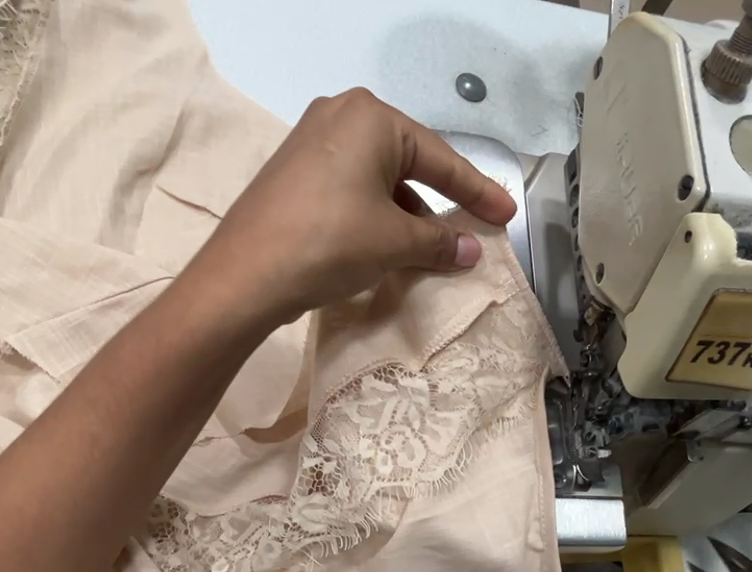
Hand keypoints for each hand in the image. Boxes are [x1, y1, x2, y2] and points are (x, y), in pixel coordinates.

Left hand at [184, 88, 517, 326]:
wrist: (245, 275)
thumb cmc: (329, 244)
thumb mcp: (394, 243)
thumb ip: (440, 243)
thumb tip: (473, 251)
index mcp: (371, 118)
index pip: (440, 159)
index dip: (477, 192)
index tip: (505, 215)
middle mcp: (340, 116)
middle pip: (409, 163)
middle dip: (440, 202)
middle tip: (472, 229)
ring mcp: (311, 142)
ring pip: (378, 179)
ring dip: (407, 215)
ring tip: (428, 249)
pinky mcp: (294, 173)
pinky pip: (351, 189)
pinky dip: (375, 215)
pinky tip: (385, 244)